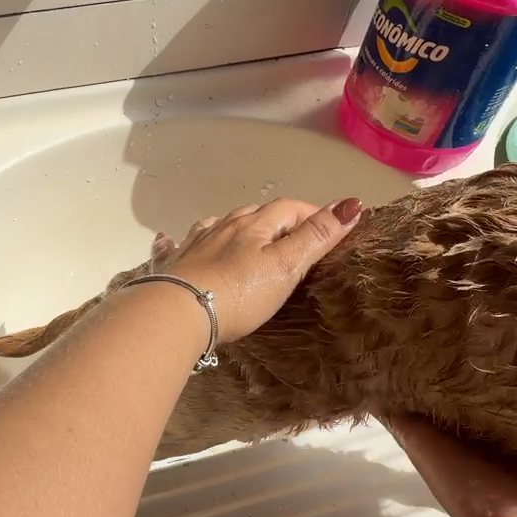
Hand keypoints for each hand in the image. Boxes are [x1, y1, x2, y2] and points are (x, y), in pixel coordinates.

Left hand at [147, 197, 361, 342]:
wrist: (178, 313)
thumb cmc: (239, 293)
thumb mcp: (285, 266)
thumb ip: (316, 237)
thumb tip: (350, 203)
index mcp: (253, 225)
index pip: (288, 208)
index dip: (312, 213)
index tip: (331, 226)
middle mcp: (222, 227)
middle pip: (253, 213)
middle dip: (276, 220)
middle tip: (293, 239)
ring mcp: (194, 244)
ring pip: (217, 225)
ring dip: (233, 226)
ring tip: (245, 236)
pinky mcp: (172, 265)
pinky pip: (174, 245)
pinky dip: (176, 241)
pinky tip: (166, 240)